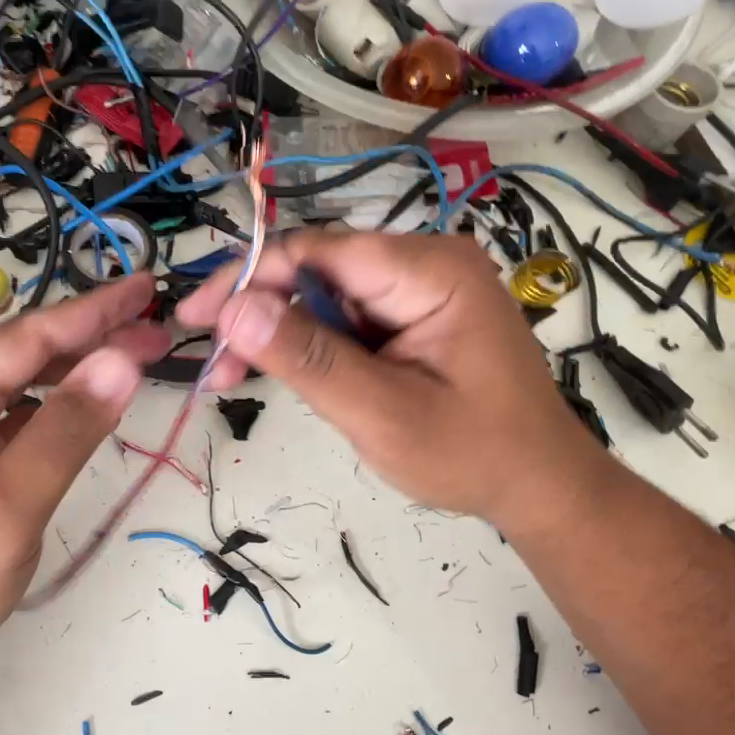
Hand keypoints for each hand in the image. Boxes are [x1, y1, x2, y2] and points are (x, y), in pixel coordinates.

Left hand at [0, 275, 169, 683]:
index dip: (89, 312)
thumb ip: (64, 432)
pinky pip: (17, 413)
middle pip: (25, 353)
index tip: (146, 289)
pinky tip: (90, 404)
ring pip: (23, 381)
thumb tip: (121, 360)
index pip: (25, 338)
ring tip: (138, 359)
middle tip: (159, 330)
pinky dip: (59, 404)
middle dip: (91, 336)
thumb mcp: (8, 507)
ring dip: (78, 367)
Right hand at [175, 230, 614, 528]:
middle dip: (256, 311)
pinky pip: (338, 315)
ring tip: (232, 376)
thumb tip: (234, 308)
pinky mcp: (406, 313)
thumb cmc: (471, 454)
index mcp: (430, 271)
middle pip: (313, 268)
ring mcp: (414, 287)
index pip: (317, 250)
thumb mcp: (382, 413)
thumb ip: (308, 359)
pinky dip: (302, 344)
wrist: (537, 484)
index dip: (249, 278)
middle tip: (213, 361)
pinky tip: (275, 370)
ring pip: (318, 294)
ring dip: (274, 332)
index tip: (197, 319)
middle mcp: (422, 262)